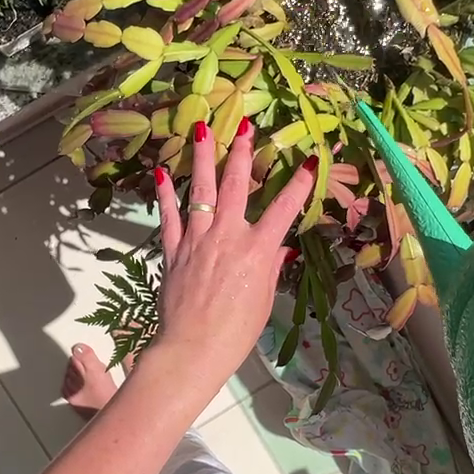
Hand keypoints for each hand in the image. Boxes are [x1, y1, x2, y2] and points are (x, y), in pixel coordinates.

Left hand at [143, 118, 315, 390]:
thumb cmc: (236, 333)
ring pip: (200, 190)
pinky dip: (166, 194)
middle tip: (244, 124)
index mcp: (257, 251)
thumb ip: (271, 268)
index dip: (300, 184)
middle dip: (242, 151)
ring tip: (202, 128)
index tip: (310, 159)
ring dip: (202, 157)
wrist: (193, 349)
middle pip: (235, 185)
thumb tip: (279, 247)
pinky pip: (169, 216)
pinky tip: (162, 172)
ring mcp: (197, 239)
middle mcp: (227, 236)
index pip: (285, 209)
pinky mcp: (174, 250)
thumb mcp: (264, 301)